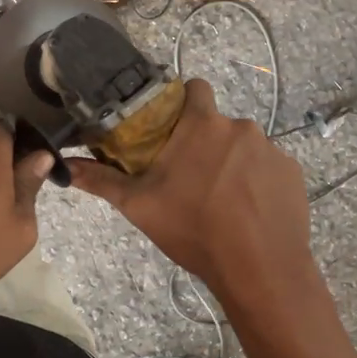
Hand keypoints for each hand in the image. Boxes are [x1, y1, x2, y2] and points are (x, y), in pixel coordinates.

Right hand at [66, 79, 315, 308]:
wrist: (260, 270)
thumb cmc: (194, 230)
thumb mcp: (139, 206)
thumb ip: (102, 180)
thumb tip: (63, 166)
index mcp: (202, 125)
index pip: (194, 88)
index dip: (181, 102)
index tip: (168, 129)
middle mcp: (241, 128)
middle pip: (215, 124)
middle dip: (201, 144)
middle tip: (185, 179)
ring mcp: (273, 151)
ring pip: (242, 148)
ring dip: (228, 164)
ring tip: (217, 202)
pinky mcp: (293, 175)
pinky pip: (267, 169)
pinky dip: (255, 184)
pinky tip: (245, 213)